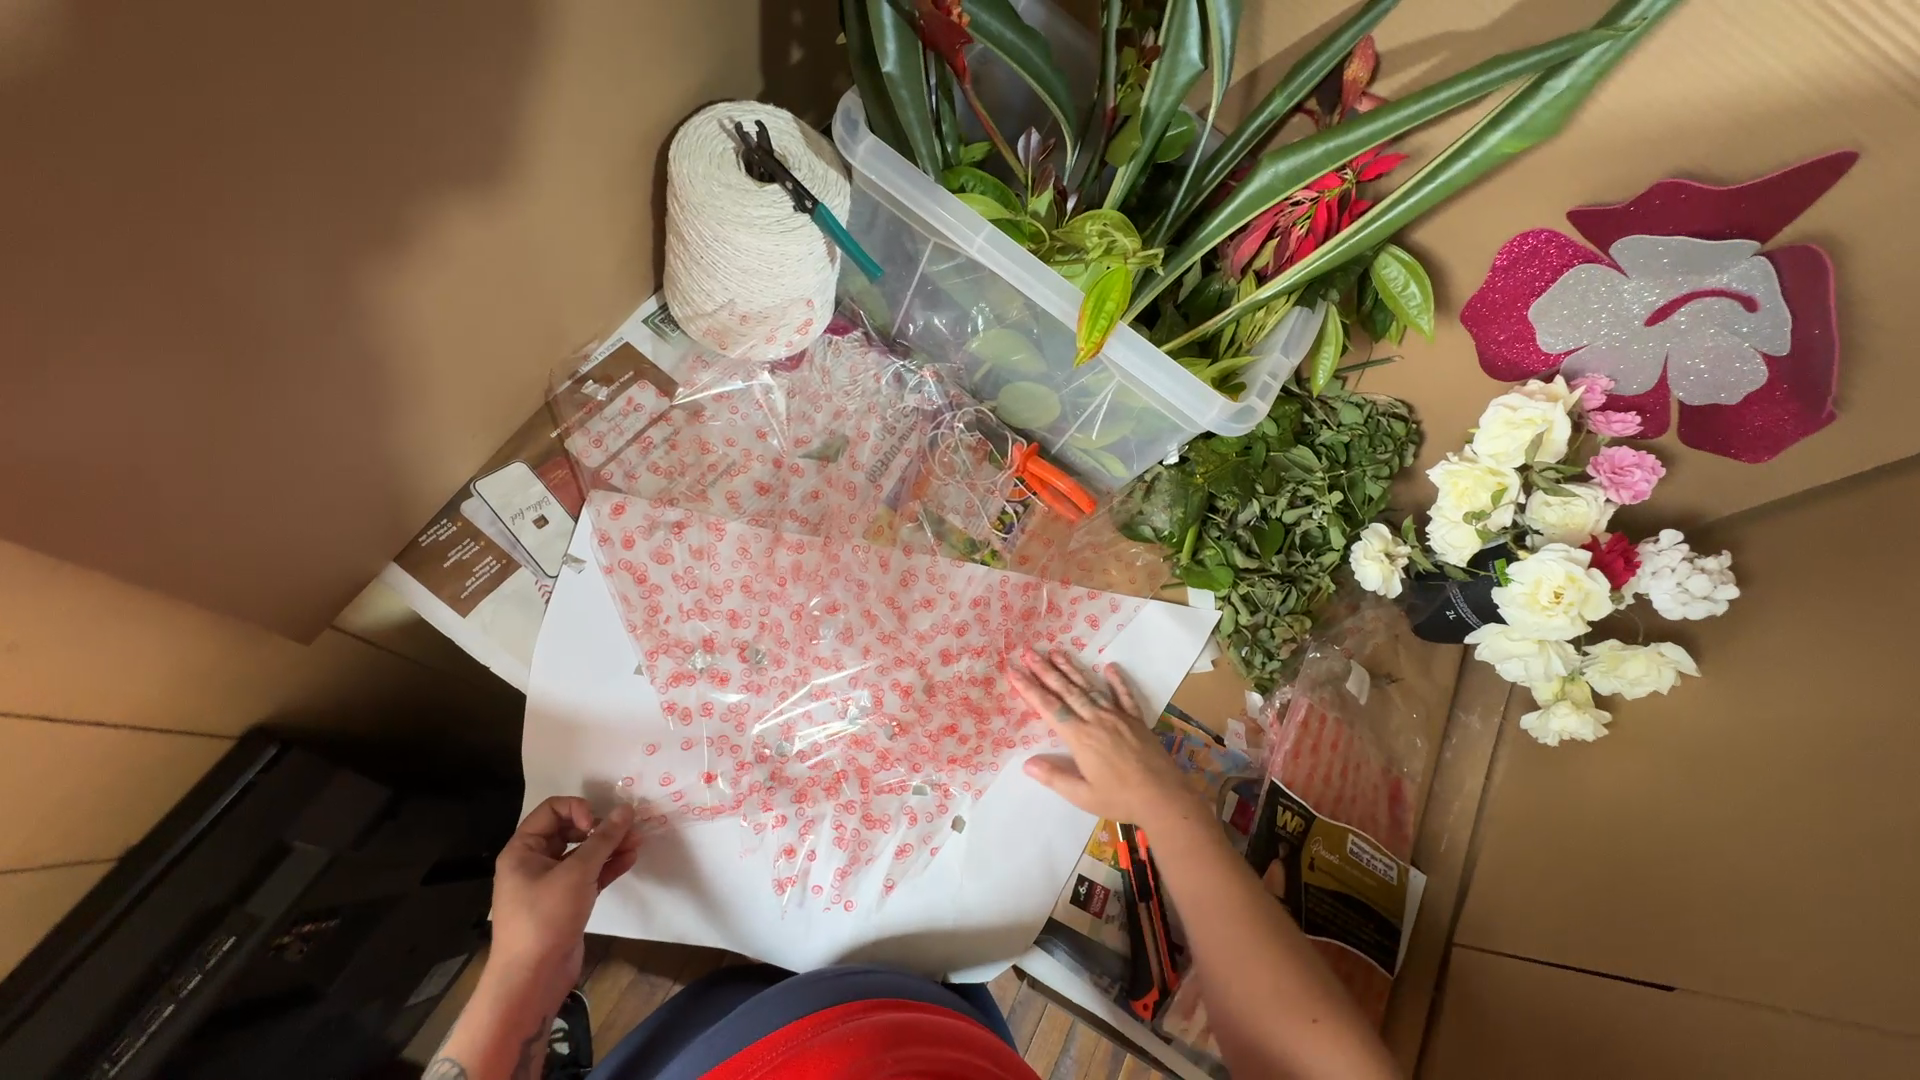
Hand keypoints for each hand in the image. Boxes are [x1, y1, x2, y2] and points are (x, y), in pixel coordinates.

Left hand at [486, 797, 640, 1010]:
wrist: (532, 979)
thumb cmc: (545, 918)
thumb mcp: (576, 873)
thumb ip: (603, 839)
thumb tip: (626, 810)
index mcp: (523, 851)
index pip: (552, 810)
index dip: (578, 810)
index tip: (596, 825)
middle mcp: (534, 863)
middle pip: (570, 831)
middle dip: (600, 828)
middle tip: (627, 830)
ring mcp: (551, 884)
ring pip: (583, 854)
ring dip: (609, 846)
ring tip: (637, 842)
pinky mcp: (566, 902)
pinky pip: (589, 875)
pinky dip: (608, 866)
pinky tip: (630, 859)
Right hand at [1008, 647, 1203, 832]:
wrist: (1163, 796)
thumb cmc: (1120, 799)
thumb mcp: (1082, 795)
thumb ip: (1055, 777)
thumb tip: (1027, 763)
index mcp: (1080, 737)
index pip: (1049, 708)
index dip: (1030, 688)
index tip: (1014, 672)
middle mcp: (1096, 720)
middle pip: (1066, 691)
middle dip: (1045, 671)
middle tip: (1029, 652)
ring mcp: (1118, 717)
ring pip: (1090, 688)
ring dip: (1072, 669)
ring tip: (1056, 652)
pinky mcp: (1136, 720)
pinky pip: (1124, 696)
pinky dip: (1116, 681)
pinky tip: (1109, 667)